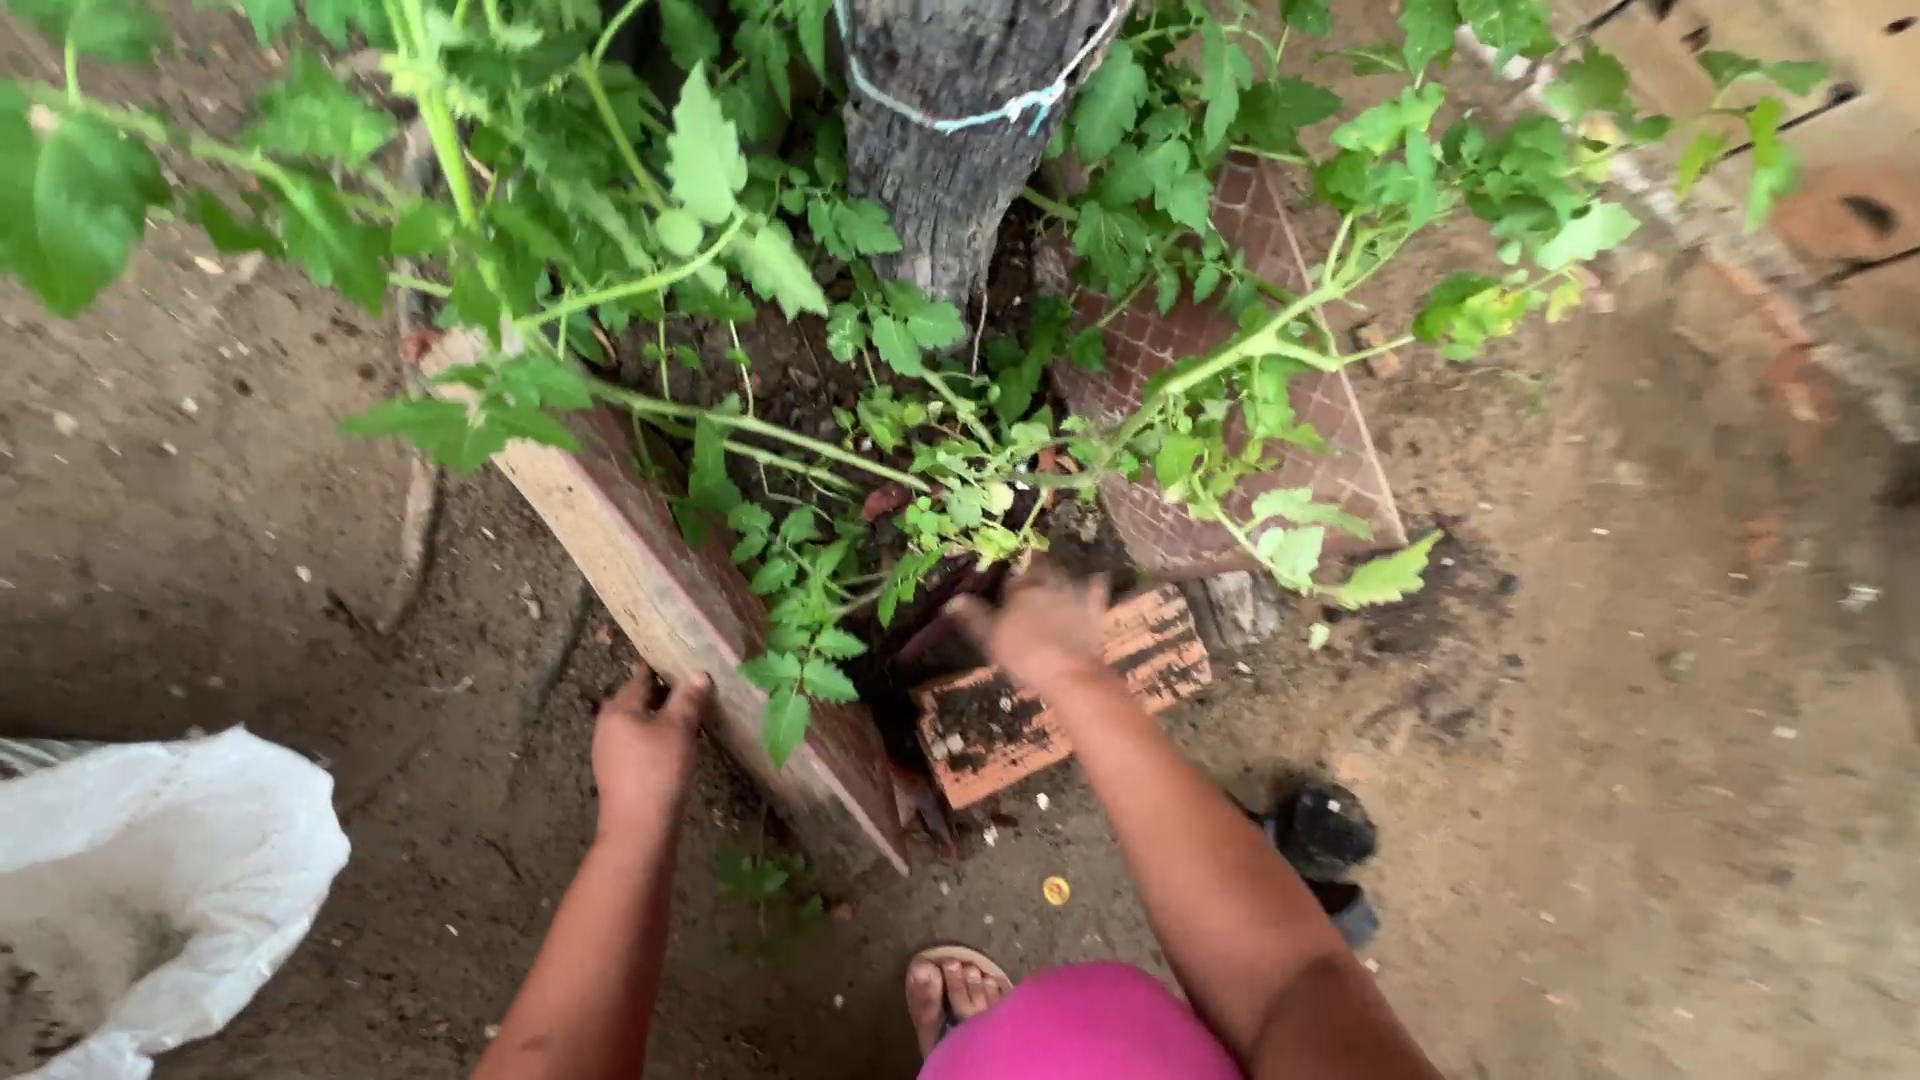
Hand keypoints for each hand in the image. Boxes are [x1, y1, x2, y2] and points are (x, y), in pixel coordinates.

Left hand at [592, 663, 710, 840]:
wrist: (639, 827)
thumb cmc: (658, 770)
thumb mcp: (679, 728)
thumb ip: (688, 698)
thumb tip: (698, 673)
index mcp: (618, 709)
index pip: (641, 676)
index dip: (663, 666)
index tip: (685, 658)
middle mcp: (608, 726)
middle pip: (640, 699)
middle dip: (666, 692)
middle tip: (697, 684)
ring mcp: (611, 750)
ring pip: (642, 722)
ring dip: (665, 716)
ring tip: (694, 712)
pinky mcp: (620, 770)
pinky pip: (641, 741)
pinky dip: (660, 735)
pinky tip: (681, 742)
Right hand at [946, 559, 1110, 693]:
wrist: (1068, 672)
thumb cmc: (1024, 654)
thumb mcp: (990, 638)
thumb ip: (973, 616)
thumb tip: (953, 600)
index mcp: (1022, 588)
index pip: (1012, 574)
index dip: (1008, 577)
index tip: (1006, 582)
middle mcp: (1048, 583)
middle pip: (1040, 569)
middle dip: (1034, 570)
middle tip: (1028, 578)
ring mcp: (1074, 593)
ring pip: (1065, 575)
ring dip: (1058, 575)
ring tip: (1053, 581)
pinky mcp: (1094, 608)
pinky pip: (1095, 588)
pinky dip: (1094, 584)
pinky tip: (1095, 580)